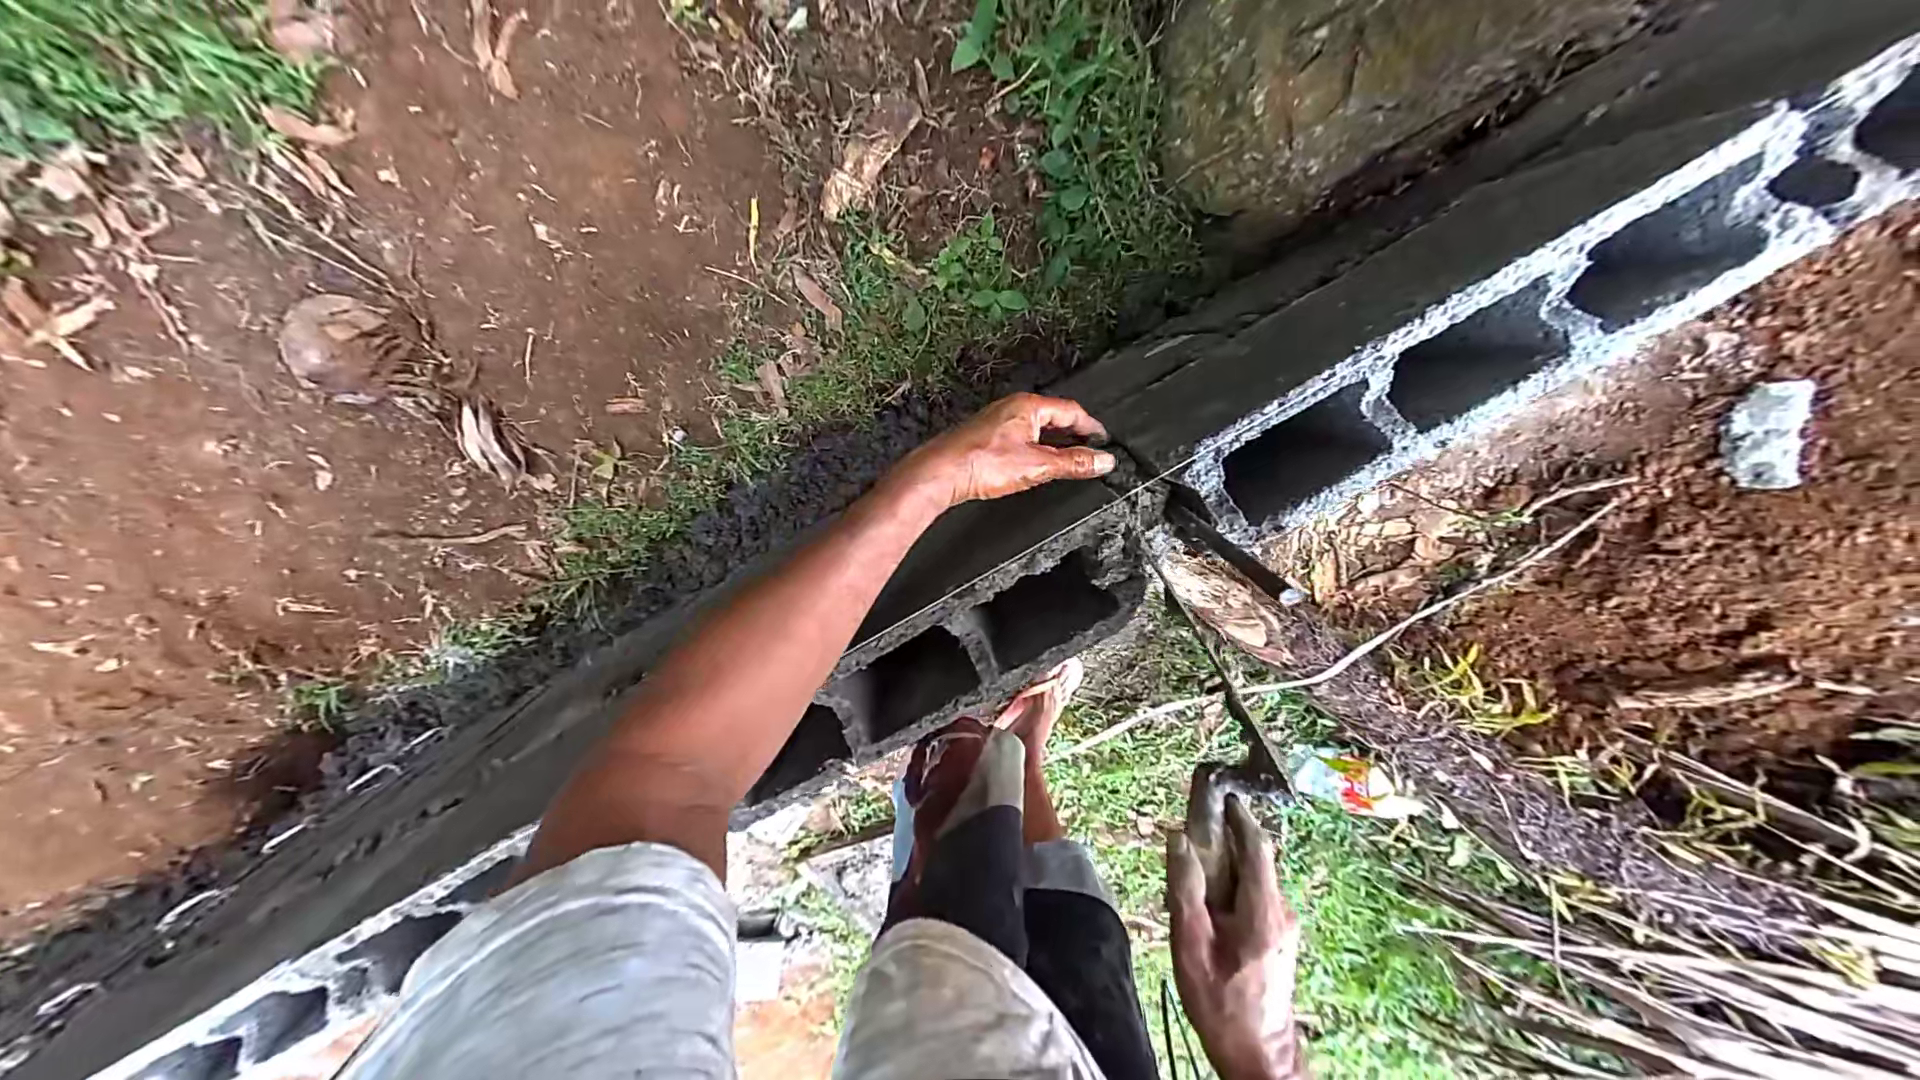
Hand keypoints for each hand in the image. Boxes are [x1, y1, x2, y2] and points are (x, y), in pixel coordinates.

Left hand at [891, 393, 1114, 509]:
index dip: (1091, 426)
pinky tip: (1034, 464)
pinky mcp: (985, 438)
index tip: (1104, 440)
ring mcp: (997, 422)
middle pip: (1053, 417)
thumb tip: (1103, 460)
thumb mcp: (1037, 465)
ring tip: (1067, 460)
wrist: (940, 472)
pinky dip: (1034, 448)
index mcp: (1028, 406)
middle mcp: (1012, 408)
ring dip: (1054, 442)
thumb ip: (1073, 462)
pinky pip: (1020, 438)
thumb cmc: (981, 462)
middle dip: (1074, 434)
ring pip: (1035, 428)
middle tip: (1090, 451)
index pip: (1072, 410)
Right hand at [1167, 795, 1304, 1079]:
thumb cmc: (1220, 1002)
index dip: (1237, 814)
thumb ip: (1185, 888)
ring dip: (1225, 864)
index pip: (1256, 845)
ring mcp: (1284, 923)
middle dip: (1223, 838)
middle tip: (1191, 835)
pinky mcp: (1279, 934)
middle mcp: (1282, 911)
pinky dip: (1231, 883)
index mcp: (1264, 910)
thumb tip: (1179, 839)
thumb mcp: (1191, 944)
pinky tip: (1209, 902)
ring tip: (1193, 874)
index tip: (1218, 791)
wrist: (1259, 1056)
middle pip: (1254, 857)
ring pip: (1253, 875)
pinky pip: (1254, 893)